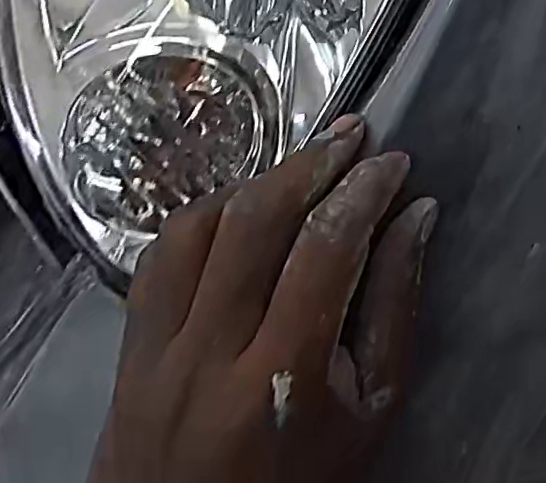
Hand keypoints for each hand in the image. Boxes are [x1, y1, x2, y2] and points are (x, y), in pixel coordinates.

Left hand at [89, 114, 436, 482]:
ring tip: (304, 166)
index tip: (393, 160)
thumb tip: (418, 214)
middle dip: (312, 163)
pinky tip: (244, 205)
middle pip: (255, 221)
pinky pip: (160, 254)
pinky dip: (208, 212)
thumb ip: (395, 305)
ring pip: (198, 226)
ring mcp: (153, 350)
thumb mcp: (372, 409)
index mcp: (277, 380)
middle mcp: (204, 356)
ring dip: (259, 180)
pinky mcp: (127, 347)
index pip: (324, 248)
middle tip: (352, 135)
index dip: (364, 190)